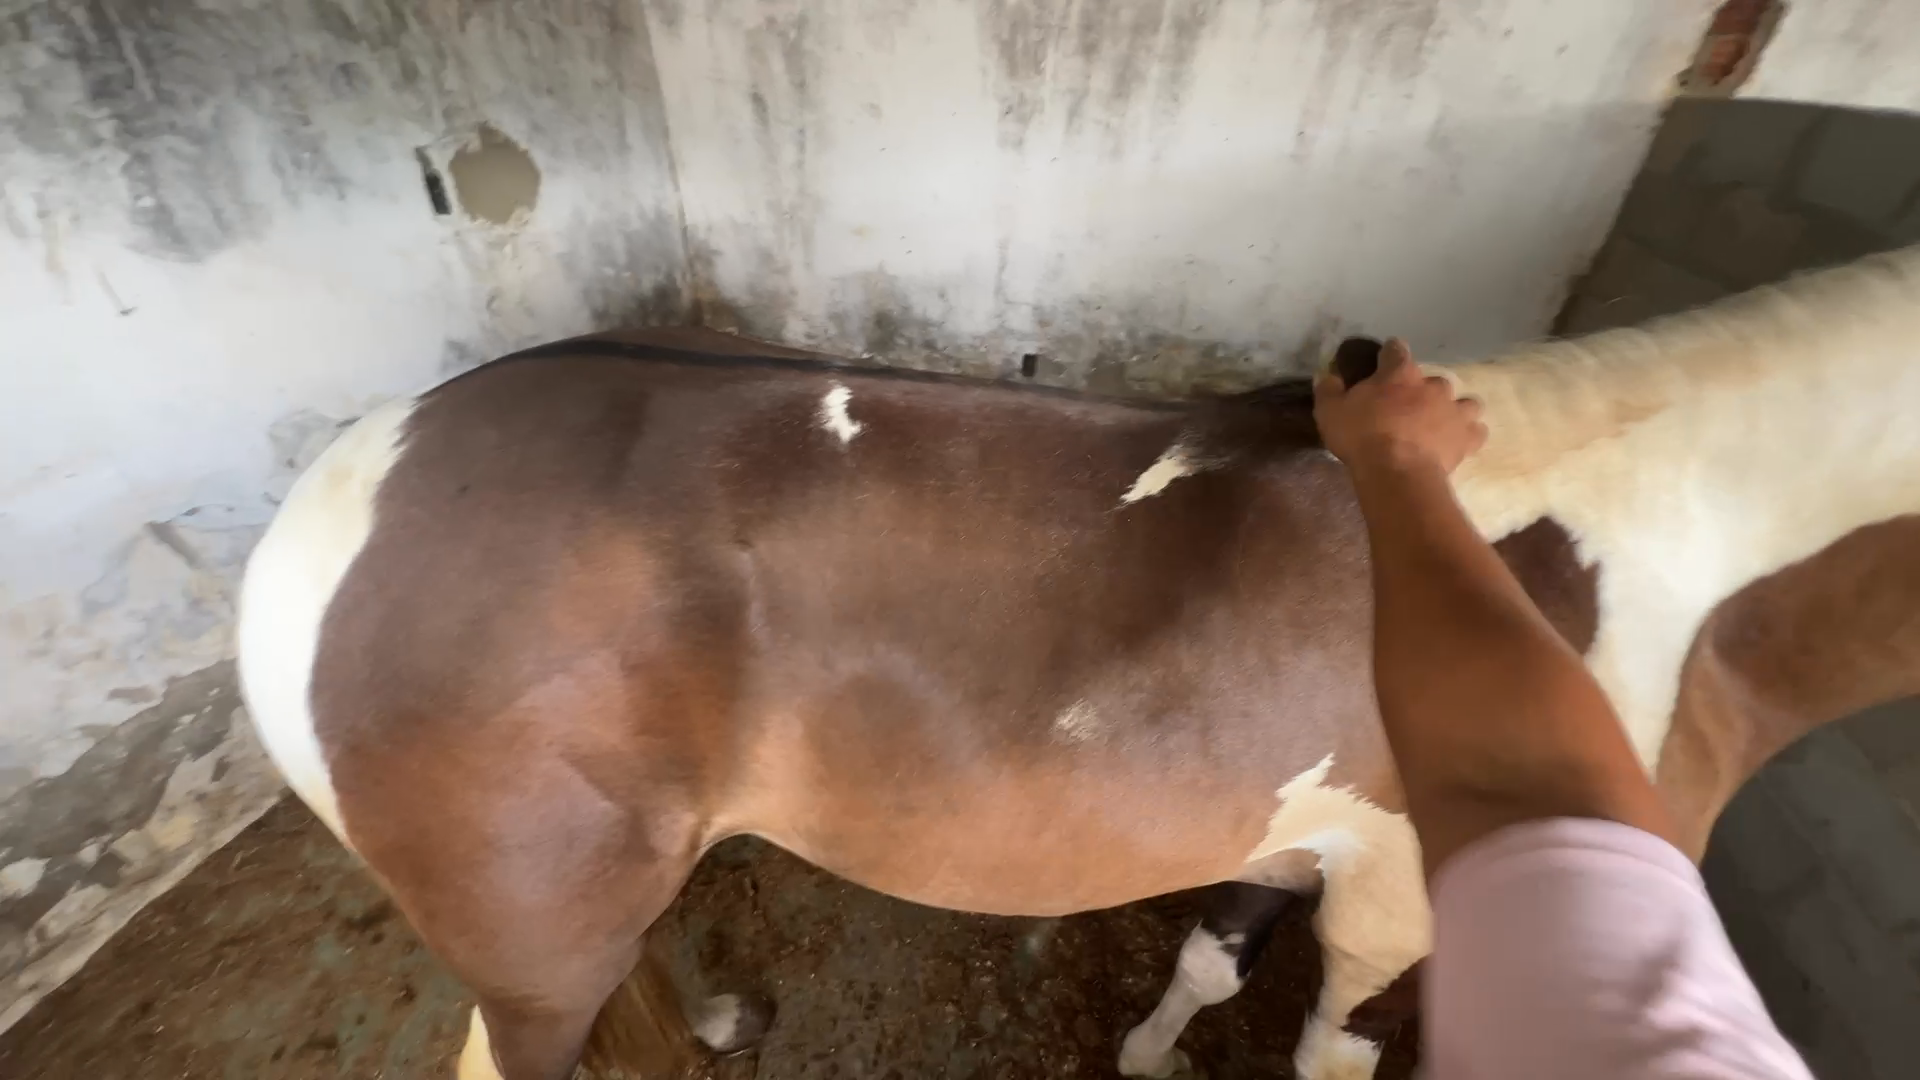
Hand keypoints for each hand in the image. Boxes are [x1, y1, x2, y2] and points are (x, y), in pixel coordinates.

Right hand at [1313, 339, 1485, 474]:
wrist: (1396, 471)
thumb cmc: (1361, 436)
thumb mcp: (1329, 411)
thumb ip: (1328, 389)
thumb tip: (1327, 375)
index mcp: (1398, 374)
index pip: (1396, 350)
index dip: (1388, 353)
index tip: (1381, 360)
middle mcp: (1433, 385)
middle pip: (1431, 378)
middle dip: (1420, 390)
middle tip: (1404, 407)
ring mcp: (1455, 410)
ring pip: (1463, 401)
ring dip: (1451, 408)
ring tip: (1437, 422)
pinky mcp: (1467, 436)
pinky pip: (1475, 430)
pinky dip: (1466, 433)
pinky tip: (1454, 440)